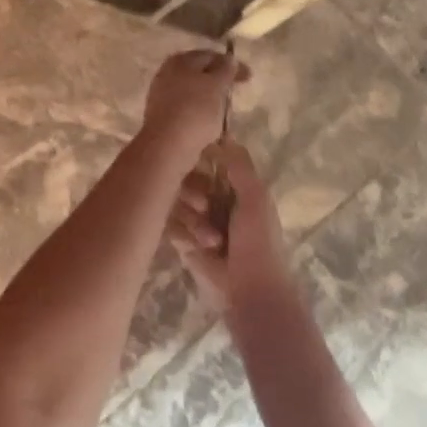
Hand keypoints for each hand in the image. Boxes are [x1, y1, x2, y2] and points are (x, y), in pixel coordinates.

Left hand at [140, 49, 248, 160]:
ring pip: (192, 90)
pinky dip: (200, 110)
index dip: (230, 63)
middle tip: (236, 89)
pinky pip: (186, 107)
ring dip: (209, 96)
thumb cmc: (195, 109)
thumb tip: (229, 59)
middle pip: (198, 72)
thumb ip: (224, 70)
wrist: (168, 144)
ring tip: (225, 107)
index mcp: (180, 61)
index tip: (248, 77)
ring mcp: (162, 95)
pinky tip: (210, 121)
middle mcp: (167, 74)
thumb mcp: (216, 85)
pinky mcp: (163, 116)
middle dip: (219, 79)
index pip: (209, 55)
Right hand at [168, 140, 289, 311]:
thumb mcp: (256, 197)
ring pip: (174, 203)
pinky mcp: (183, 243)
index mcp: (235, 187)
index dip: (198, 161)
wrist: (249, 291)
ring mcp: (197, 222)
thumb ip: (240, 165)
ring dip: (190, 220)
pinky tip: (195, 248)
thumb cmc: (258, 242)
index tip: (195, 164)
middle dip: (192, 193)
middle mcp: (214, 200)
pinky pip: (168, 226)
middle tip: (203, 207)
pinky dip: (182, 235)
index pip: (206, 161)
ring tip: (209, 240)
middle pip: (185, 180)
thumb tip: (222, 134)